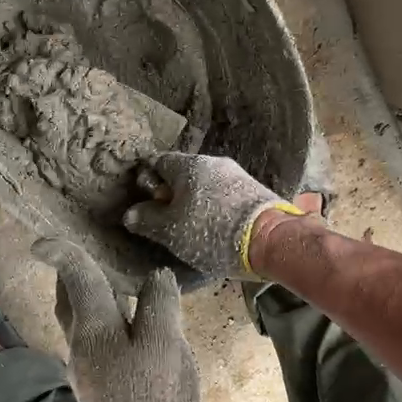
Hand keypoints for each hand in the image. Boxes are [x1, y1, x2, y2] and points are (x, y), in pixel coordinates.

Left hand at [33, 238, 198, 401]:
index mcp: (94, 330)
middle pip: (69, 302)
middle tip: (80, 255)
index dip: (64, 254)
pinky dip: (103, 319)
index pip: (77, 279)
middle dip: (69, 276)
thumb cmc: (155, 396)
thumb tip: (155, 277)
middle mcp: (81, 347)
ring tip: (110, 282)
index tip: (42, 240)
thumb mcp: (166, 343)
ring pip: (81, 323)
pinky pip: (95, 339)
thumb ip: (159, 304)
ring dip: (87, 298)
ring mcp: (88, 371)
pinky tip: (128, 323)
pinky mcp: (100, 388)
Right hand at [124, 153, 301, 279]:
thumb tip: (131, 213)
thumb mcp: (170, 231)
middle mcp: (214, 162)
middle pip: (184, 174)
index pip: (159, 162)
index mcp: (189, 164)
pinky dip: (215, 208)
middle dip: (173, 194)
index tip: (145, 203)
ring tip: (191, 229)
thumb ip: (147, 220)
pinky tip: (215, 228)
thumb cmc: (212, 231)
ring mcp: (237, 175)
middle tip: (166, 221)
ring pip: (206, 185)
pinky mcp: (254, 190)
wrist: (270, 239)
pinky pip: (224, 196)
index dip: (148, 181)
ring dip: (195, 203)